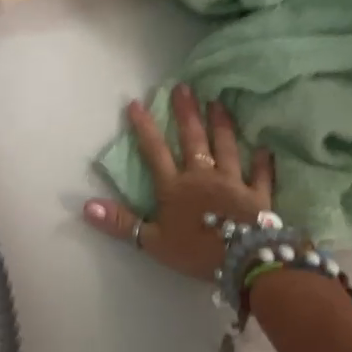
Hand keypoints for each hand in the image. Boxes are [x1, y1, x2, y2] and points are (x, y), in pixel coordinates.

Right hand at [82, 84, 274, 280]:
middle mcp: (202, 177)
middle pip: (192, 140)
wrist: (247, 264)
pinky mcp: (259, 198)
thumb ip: (121, 222)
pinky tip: (265, 148)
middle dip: (186, 113)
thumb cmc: (198, 252)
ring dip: (221, 125)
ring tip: (217, 103)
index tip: (137, 102)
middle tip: (184, 87)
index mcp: (174, 186)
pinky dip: (263, 163)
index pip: (154, 149)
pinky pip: (261, 176)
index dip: (145, 126)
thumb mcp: (153, 242)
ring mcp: (233, 184)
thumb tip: (86, 206)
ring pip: (226, 148)